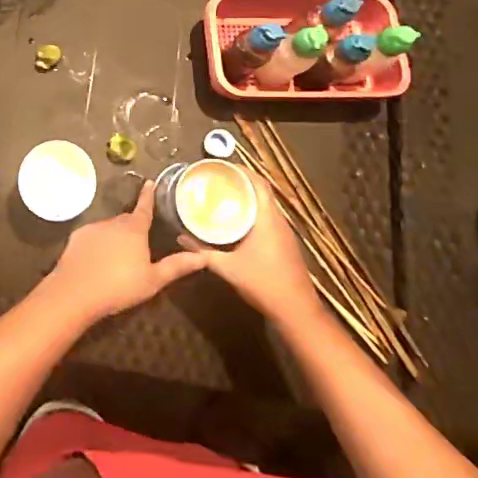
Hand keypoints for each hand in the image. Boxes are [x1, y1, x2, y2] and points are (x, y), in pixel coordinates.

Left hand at [41, 181, 207, 322]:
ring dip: (115, 238)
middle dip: (133, 227)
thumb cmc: (120, 286)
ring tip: (117, 260)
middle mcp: (114, 222)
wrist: (76, 292)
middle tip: (139, 242)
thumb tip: (203, 257)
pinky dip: (97, 244)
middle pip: (127, 221)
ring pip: (109, 229)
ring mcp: (93, 228)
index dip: (149, 196)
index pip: (145, 208)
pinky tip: (97, 261)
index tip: (150, 182)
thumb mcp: (153, 280)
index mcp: (135, 229)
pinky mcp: (77, 237)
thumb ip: (177, 266)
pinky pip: (92, 237)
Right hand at [182, 180, 319, 323]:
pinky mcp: (285, 243)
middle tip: (215, 180)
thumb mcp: (228, 268)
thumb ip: (202, 252)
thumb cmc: (263, 284)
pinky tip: (236, 220)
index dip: (241, 170)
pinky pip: (267, 217)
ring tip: (222, 195)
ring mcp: (284, 232)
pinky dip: (252, 212)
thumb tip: (180, 238)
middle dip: (240, 182)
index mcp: (267, 218)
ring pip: (264, 205)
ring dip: (247, 197)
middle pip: (261, 191)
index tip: (221, 166)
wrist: (297, 310)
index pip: (258, 183)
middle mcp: (278, 220)